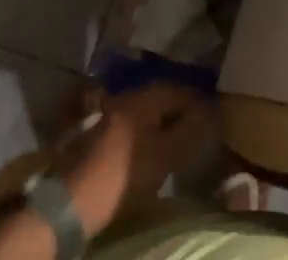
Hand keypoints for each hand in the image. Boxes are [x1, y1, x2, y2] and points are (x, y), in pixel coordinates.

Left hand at [61, 84, 213, 232]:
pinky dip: (144, 128)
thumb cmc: (127, 172)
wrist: (78, 197)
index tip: (209, 111)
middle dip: (176, 106)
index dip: (194, 99)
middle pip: (157, 96)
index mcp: (142, 98)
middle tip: (194, 122)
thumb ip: (188, 129)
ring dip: (159, 118)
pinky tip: (150, 143)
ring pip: (141, 109)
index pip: (175, 89)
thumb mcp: (166, 154)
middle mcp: (124, 98)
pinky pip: (129, 121)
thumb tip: (207, 111)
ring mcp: (107, 113)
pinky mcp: (97, 132)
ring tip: (174, 134)